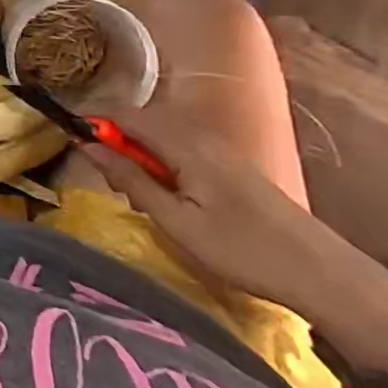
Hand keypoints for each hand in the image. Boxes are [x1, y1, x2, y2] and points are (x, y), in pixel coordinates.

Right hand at [79, 112, 387, 326]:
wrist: (322, 273)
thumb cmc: (242, 250)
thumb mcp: (176, 221)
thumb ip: (131, 179)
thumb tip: (88, 145)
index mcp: (186, 144)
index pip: (125, 114)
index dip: (93, 118)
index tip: (66, 132)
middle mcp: (201, 136)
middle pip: (142, 120)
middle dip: (113, 138)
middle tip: (103, 175)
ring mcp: (219, 148)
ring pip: (160, 134)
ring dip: (135, 152)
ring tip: (131, 191)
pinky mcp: (229, 163)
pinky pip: (179, 146)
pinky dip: (158, 161)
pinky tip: (163, 193)